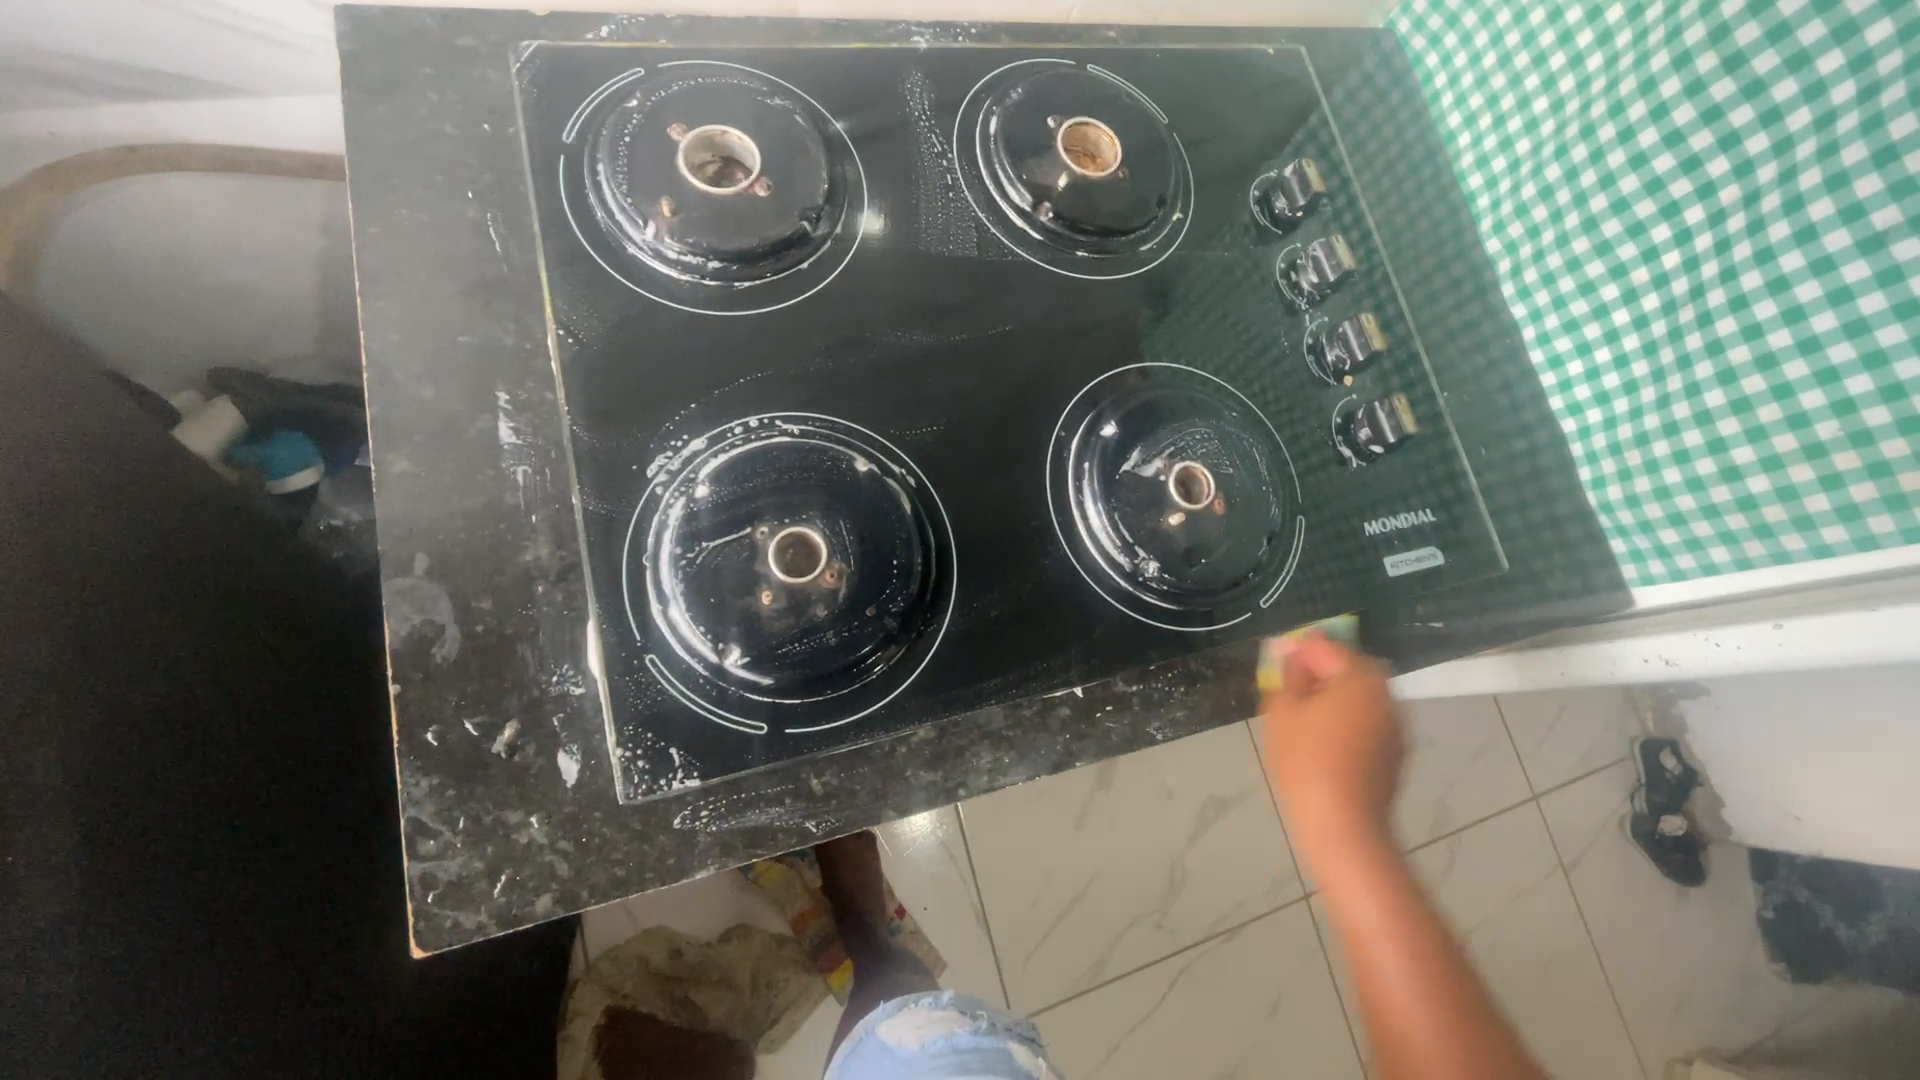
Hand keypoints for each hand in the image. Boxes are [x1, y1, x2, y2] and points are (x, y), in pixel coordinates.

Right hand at [1258, 631, 1401, 852]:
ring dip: (1337, 695)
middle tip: (1293, 686)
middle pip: (1353, 668)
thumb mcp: (1283, 711)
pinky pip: (1369, 720)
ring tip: (1306, 715)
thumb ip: (1290, 676)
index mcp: (1359, 678)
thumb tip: (1295, 657)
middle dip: (1323, 669)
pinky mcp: (1396, 753)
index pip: (1327, 647)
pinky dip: (1349, 719)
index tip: (1277, 657)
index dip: (1299, 649)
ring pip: (1363, 695)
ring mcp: (1396, 726)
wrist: (1342, 825)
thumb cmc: (1305, 761)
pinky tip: (1325, 740)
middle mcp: (1386, 695)